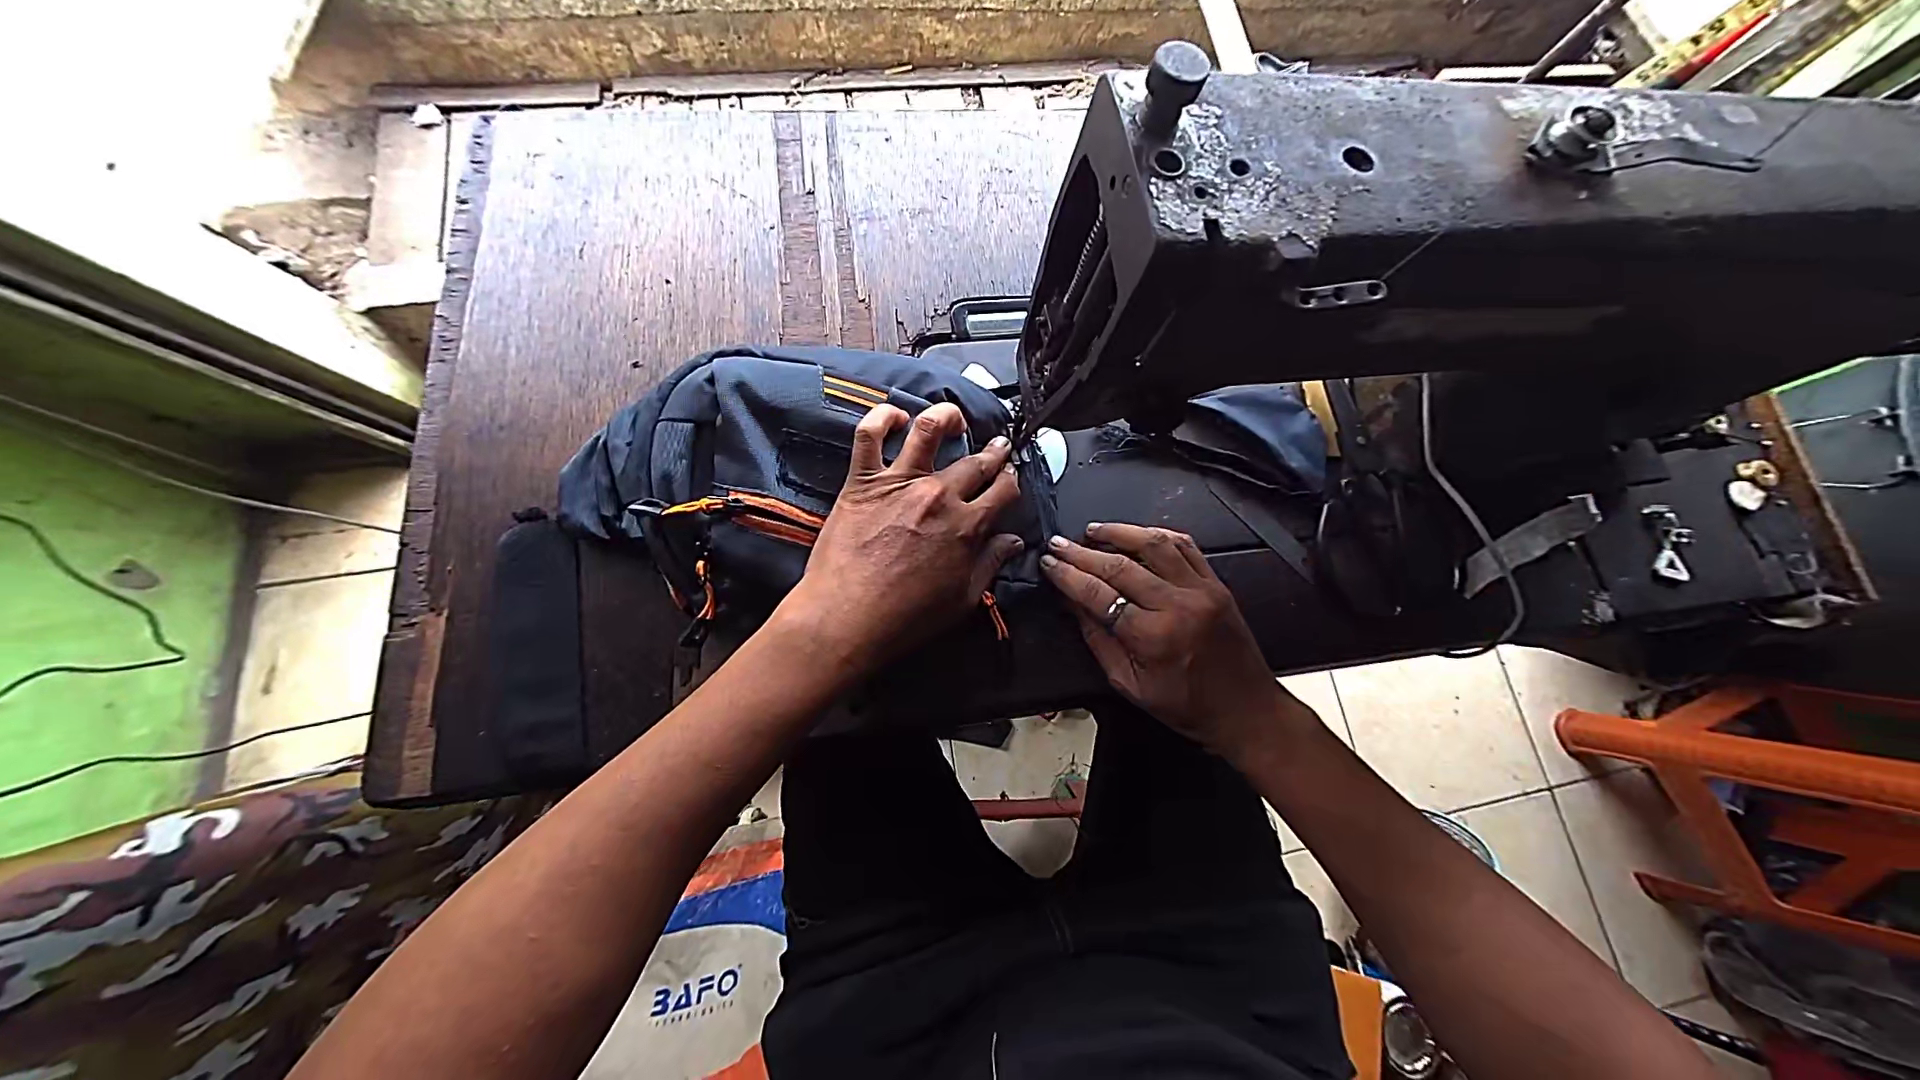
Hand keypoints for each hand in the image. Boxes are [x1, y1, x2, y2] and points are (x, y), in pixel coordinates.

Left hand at [779, 402, 1022, 666]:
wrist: (847, 618)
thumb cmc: (903, 617)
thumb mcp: (963, 598)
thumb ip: (991, 564)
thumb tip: (1012, 543)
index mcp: (967, 526)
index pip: (1003, 488)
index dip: (1012, 480)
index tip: (1010, 478)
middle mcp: (937, 496)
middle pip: (975, 461)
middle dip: (993, 451)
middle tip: (997, 447)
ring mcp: (899, 484)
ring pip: (929, 430)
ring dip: (947, 417)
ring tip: (954, 418)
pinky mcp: (863, 483)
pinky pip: (869, 435)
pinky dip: (882, 418)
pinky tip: (895, 417)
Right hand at [1041, 523, 1302, 760]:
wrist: (1246, 710)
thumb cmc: (1190, 706)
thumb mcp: (1129, 684)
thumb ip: (1097, 640)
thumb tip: (1072, 604)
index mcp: (1154, 637)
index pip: (1098, 594)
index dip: (1067, 575)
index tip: (1050, 564)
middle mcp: (1179, 606)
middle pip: (1120, 565)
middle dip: (1081, 552)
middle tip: (1059, 544)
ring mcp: (1201, 590)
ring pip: (1154, 544)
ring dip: (1118, 532)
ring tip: (1091, 530)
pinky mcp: (1216, 584)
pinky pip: (1185, 545)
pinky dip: (1156, 535)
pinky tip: (1137, 533)